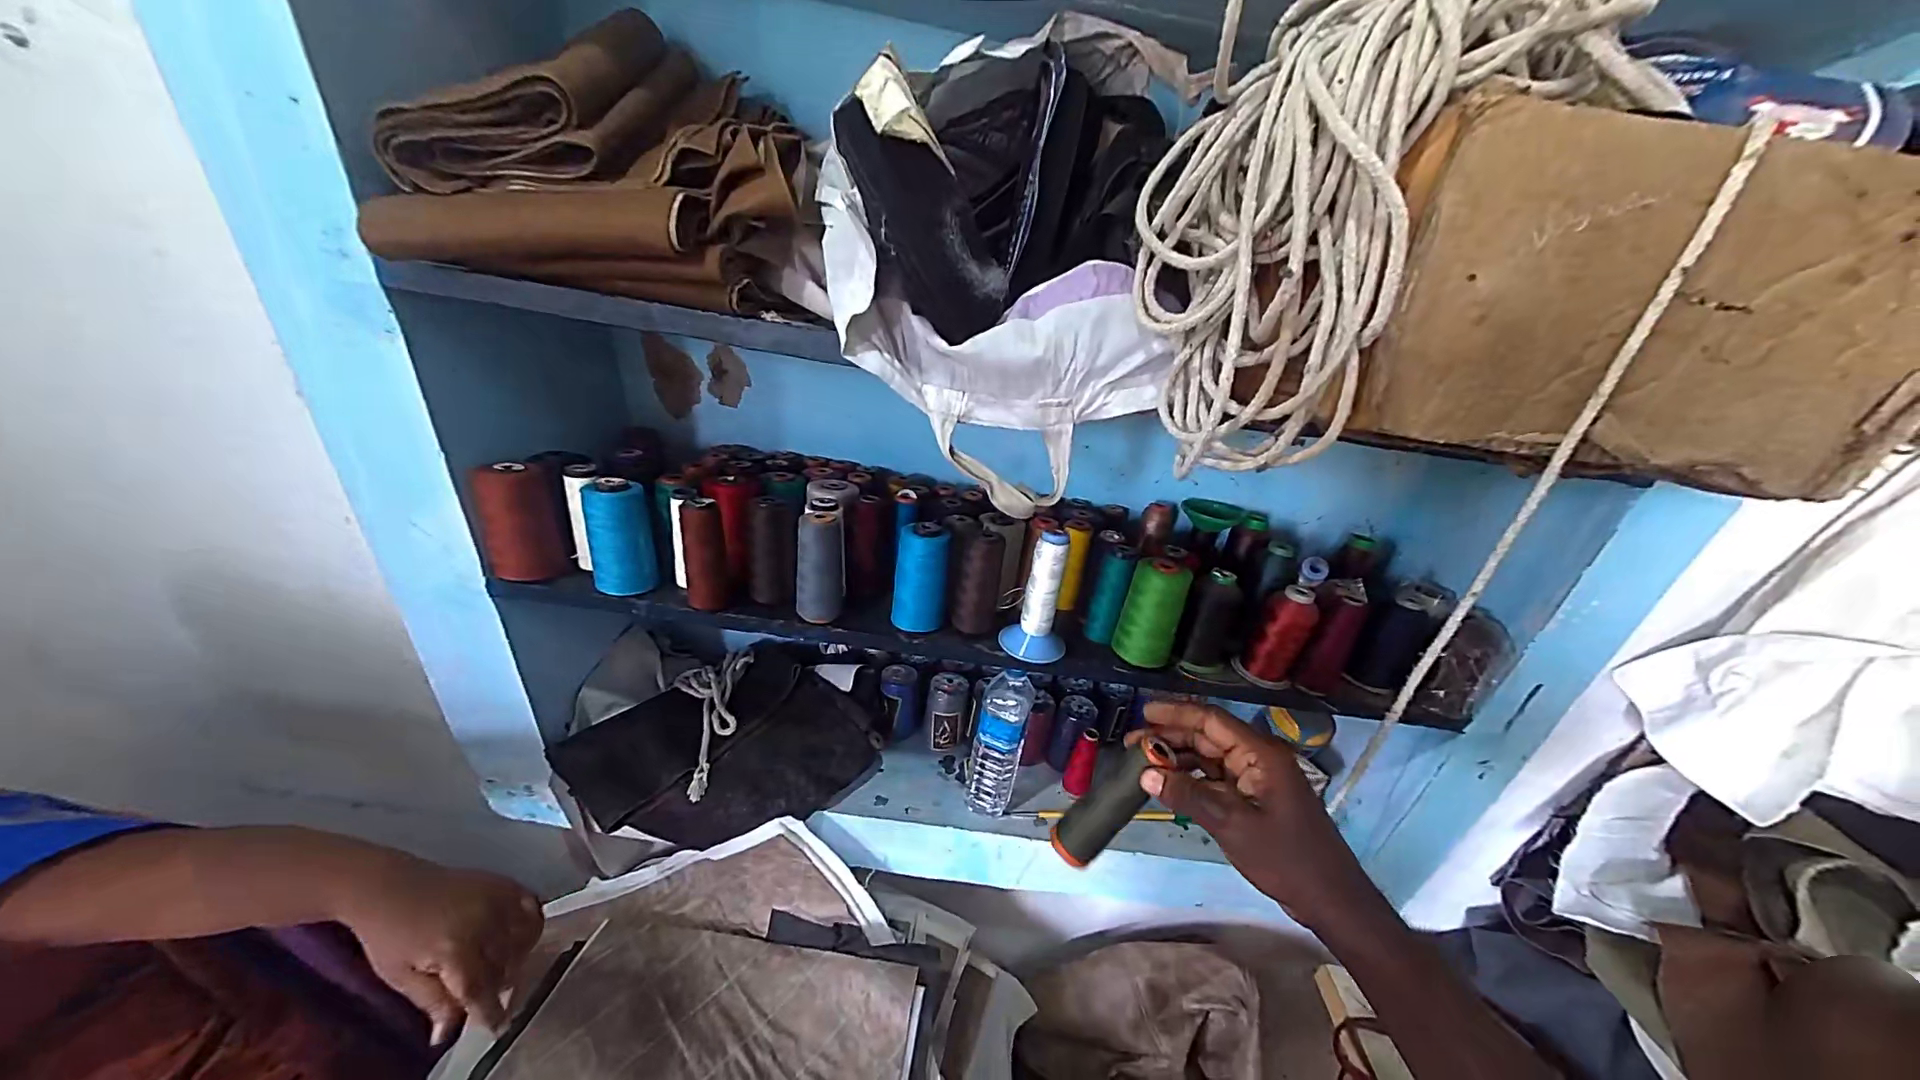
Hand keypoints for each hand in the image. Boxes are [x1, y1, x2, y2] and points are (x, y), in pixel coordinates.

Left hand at [333, 854, 543, 1043]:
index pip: (481, 988)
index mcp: (454, 948)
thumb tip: (448, 1033)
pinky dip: (532, 927)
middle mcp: (485, 922)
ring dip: (518, 959)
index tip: (498, 1027)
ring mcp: (499, 899)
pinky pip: (533, 909)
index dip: (490, 1011)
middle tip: (494, 999)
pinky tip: (521, 938)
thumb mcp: (400, 977)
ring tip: (505, 970)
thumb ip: (431, 1002)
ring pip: (524, 939)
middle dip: (502, 986)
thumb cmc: (389, 935)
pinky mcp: (507, 883)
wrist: (391, 886)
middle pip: (506, 965)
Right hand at [1132, 702, 1371, 925]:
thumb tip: (1146, 774)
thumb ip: (1187, 795)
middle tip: (1133, 743)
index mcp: (1260, 753)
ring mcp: (1257, 778)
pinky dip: (1191, 778)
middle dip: (1170, 736)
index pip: (1211, 720)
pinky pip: (1216, 777)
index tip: (1144, 712)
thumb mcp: (1231, 824)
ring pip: (1209, 756)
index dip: (1175, 713)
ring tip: (1143, 763)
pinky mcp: (1254, 798)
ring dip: (1178, 758)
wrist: (1331, 899)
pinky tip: (1168, 783)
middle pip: (1207, 736)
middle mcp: (1258, 758)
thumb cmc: (1286, 858)